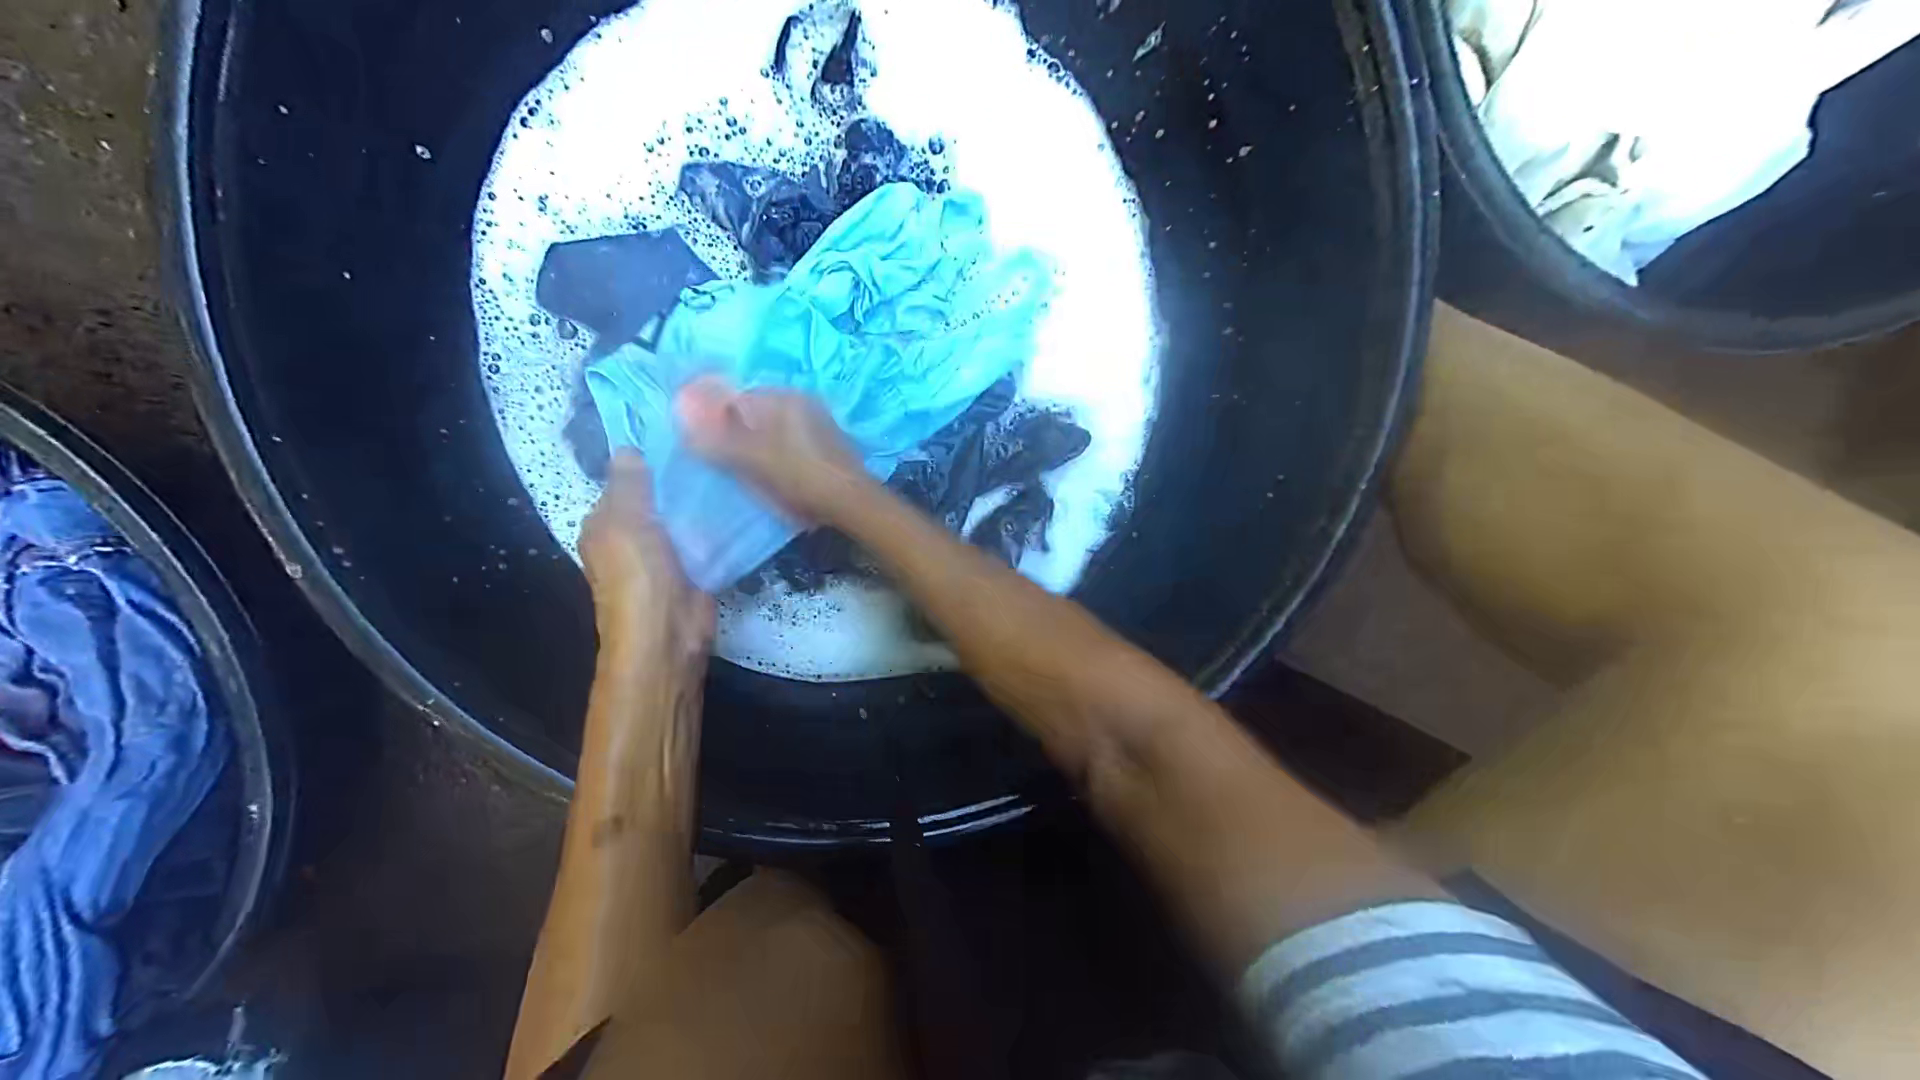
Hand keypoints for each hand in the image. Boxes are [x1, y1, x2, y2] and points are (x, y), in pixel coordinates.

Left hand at [579, 450, 714, 668]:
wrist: (668, 632)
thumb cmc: (637, 575)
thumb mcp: (624, 520)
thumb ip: (628, 483)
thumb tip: (628, 448)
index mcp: (605, 524)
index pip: (625, 480)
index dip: (649, 459)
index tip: (682, 436)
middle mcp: (633, 535)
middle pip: (660, 496)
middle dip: (682, 477)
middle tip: (715, 448)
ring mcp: (666, 552)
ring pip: (687, 515)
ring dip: (705, 499)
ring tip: (732, 468)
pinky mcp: (696, 566)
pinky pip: (708, 536)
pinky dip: (721, 524)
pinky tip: (741, 502)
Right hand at [676, 376, 871, 526]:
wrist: (852, 503)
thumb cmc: (800, 478)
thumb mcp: (752, 460)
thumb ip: (716, 436)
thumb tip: (680, 410)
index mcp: (784, 398)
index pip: (736, 398)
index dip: (717, 422)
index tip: (710, 449)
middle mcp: (802, 401)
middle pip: (754, 415)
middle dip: (737, 436)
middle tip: (732, 465)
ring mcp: (817, 421)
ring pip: (772, 430)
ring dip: (757, 449)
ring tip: (754, 476)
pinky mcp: (827, 443)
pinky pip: (790, 443)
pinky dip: (778, 456)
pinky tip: (778, 478)